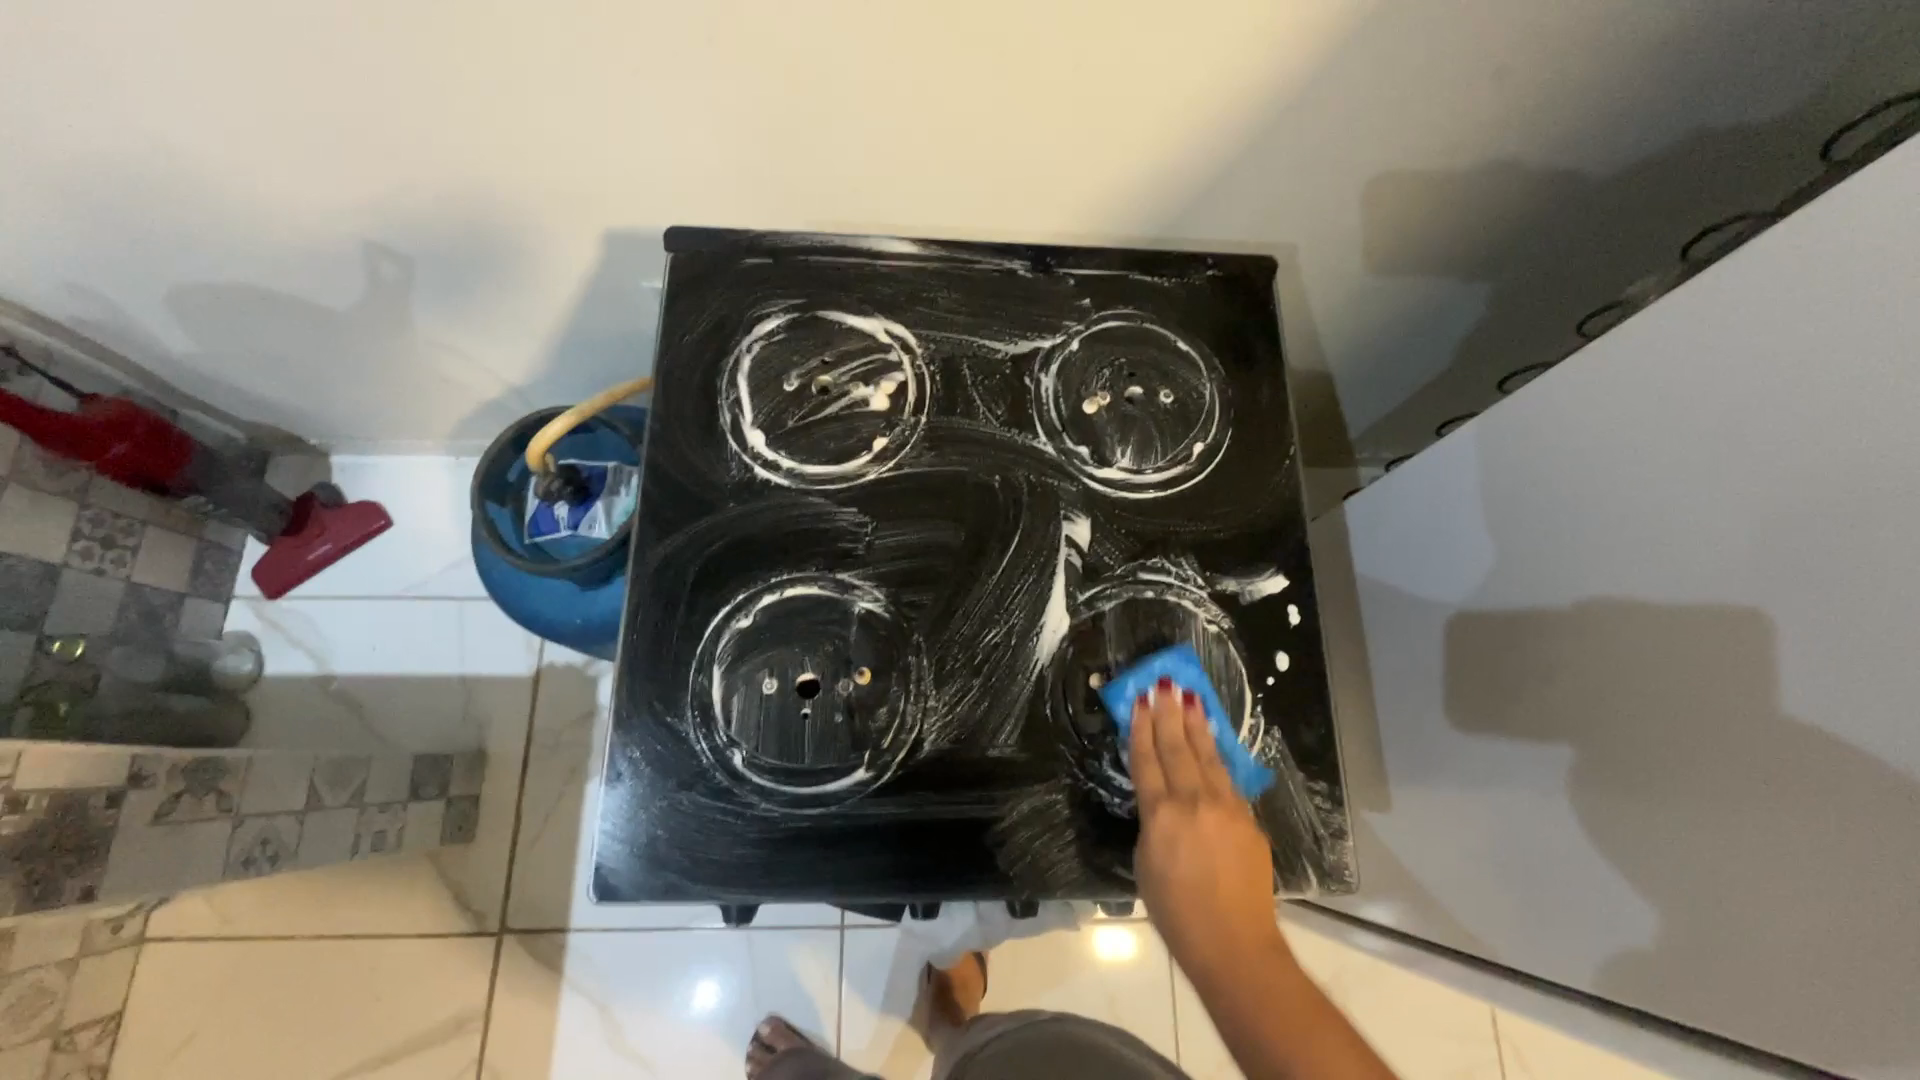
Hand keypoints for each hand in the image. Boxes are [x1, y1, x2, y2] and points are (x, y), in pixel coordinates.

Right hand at [1130, 679, 1286, 984]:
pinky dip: (1217, 755)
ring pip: (1207, 756)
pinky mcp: (1248, 820)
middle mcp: (1193, 801)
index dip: (1140, 728)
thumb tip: (1162, 805)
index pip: (1147, 760)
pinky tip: (1213, 741)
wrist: (1232, 942)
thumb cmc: (1175, 913)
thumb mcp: (1145, 864)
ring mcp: (1225, 807)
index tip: (1138, 701)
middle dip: (1168, 714)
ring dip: (1197, 725)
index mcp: (1160, 815)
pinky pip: (1228, 779)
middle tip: (1163, 684)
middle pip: (1177, 748)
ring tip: (1189, 698)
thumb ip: (1152, 825)